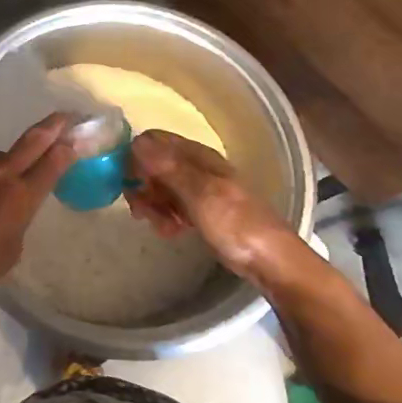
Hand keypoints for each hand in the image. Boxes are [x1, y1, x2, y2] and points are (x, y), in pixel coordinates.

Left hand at [0, 115, 77, 304]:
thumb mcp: (13, 246)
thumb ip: (20, 216)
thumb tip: (16, 203)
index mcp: (22, 195)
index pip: (53, 162)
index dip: (69, 148)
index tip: (78, 136)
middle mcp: (0, 174)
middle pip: (32, 141)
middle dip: (53, 126)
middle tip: (66, 116)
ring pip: (0, 156)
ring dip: (10, 161)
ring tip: (5, 180)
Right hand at [126, 130, 302, 280]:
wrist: (269, 261)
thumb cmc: (237, 225)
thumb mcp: (201, 194)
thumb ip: (169, 168)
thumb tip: (137, 141)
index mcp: (198, 156)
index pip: (154, 142)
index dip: (137, 158)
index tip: (132, 184)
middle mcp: (196, 168)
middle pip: (152, 166)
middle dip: (143, 188)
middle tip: (143, 211)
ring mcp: (198, 190)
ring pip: (159, 189)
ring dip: (153, 207)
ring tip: (163, 227)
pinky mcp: (199, 212)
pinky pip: (170, 207)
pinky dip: (165, 218)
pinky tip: (171, 232)